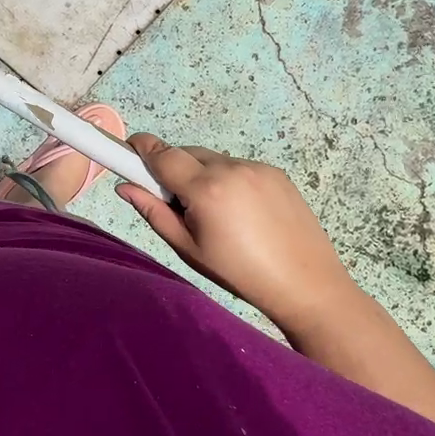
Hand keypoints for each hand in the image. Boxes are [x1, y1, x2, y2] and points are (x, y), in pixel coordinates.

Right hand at [115, 135, 361, 332]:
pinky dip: (227, 179)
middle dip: (172, 168)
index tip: (127, 150)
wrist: (309, 287)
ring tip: (214, 212)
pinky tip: (240, 211)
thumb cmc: (239, 273)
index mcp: (205, 189)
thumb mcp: (187, 248)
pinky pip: (237, 166)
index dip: (140, 148)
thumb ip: (153, 212)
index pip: (161, 153)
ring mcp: (257, 168)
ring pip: (211, 159)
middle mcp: (231, 169)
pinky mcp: (277, 174)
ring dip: (200, 173)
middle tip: (176, 202)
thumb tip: (125, 187)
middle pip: (185, 152)